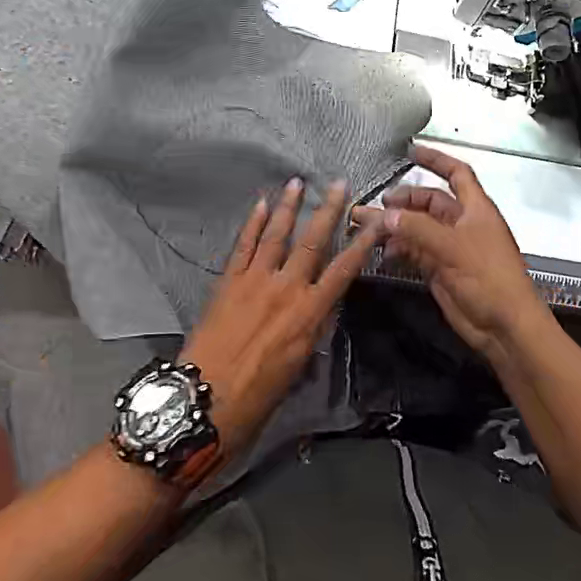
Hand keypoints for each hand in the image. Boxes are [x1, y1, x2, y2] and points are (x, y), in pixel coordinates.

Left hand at [179, 178, 378, 463]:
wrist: (206, 398)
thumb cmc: (257, 394)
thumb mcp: (298, 367)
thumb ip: (313, 331)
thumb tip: (324, 308)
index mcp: (308, 314)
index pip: (343, 271)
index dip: (361, 245)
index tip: (374, 222)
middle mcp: (285, 289)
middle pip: (312, 242)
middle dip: (327, 211)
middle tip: (337, 184)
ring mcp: (254, 280)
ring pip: (276, 235)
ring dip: (288, 207)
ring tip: (296, 182)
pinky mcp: (228, 280)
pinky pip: (243, 245)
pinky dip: (252, 223)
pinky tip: (260, 205)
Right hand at [352, 145, 546, 362]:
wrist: (505, 327)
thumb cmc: (489, 278)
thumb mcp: (453, 247)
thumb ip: (417, 228)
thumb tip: (385, 216)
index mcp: (475, 209)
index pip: (456, 173)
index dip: (435, 159)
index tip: (410, 151)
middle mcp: (462, 224)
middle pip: (429, 202)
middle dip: (402, 200)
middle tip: (376, 205)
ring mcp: (450, 247)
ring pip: (417, 228)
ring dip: (393, 226)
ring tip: (365, 226)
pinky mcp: (440, 269)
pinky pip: (414, 251)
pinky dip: (397, 248)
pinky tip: (381, 250)